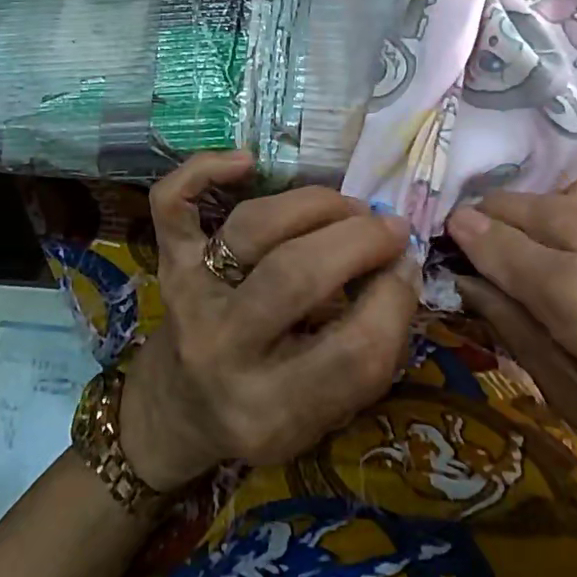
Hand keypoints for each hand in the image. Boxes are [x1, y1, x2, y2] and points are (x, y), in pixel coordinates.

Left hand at [118, 151, 419, 491]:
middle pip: (295, 275)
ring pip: (251, 227)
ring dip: (312, 205)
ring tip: (349, 207)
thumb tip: (400, 268)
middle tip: (390, 228)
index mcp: (269, 409)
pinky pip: (171, 204)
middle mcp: (222, 348)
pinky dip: (202, 171)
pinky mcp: (167, 263)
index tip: (409, 270)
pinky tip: (247, 161)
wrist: (178, 407)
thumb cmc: (260, 411)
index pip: (352, 352)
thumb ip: (365, 354)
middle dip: (358, 241)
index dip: (395, 303)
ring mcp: (188, 297)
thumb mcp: (321, 415)